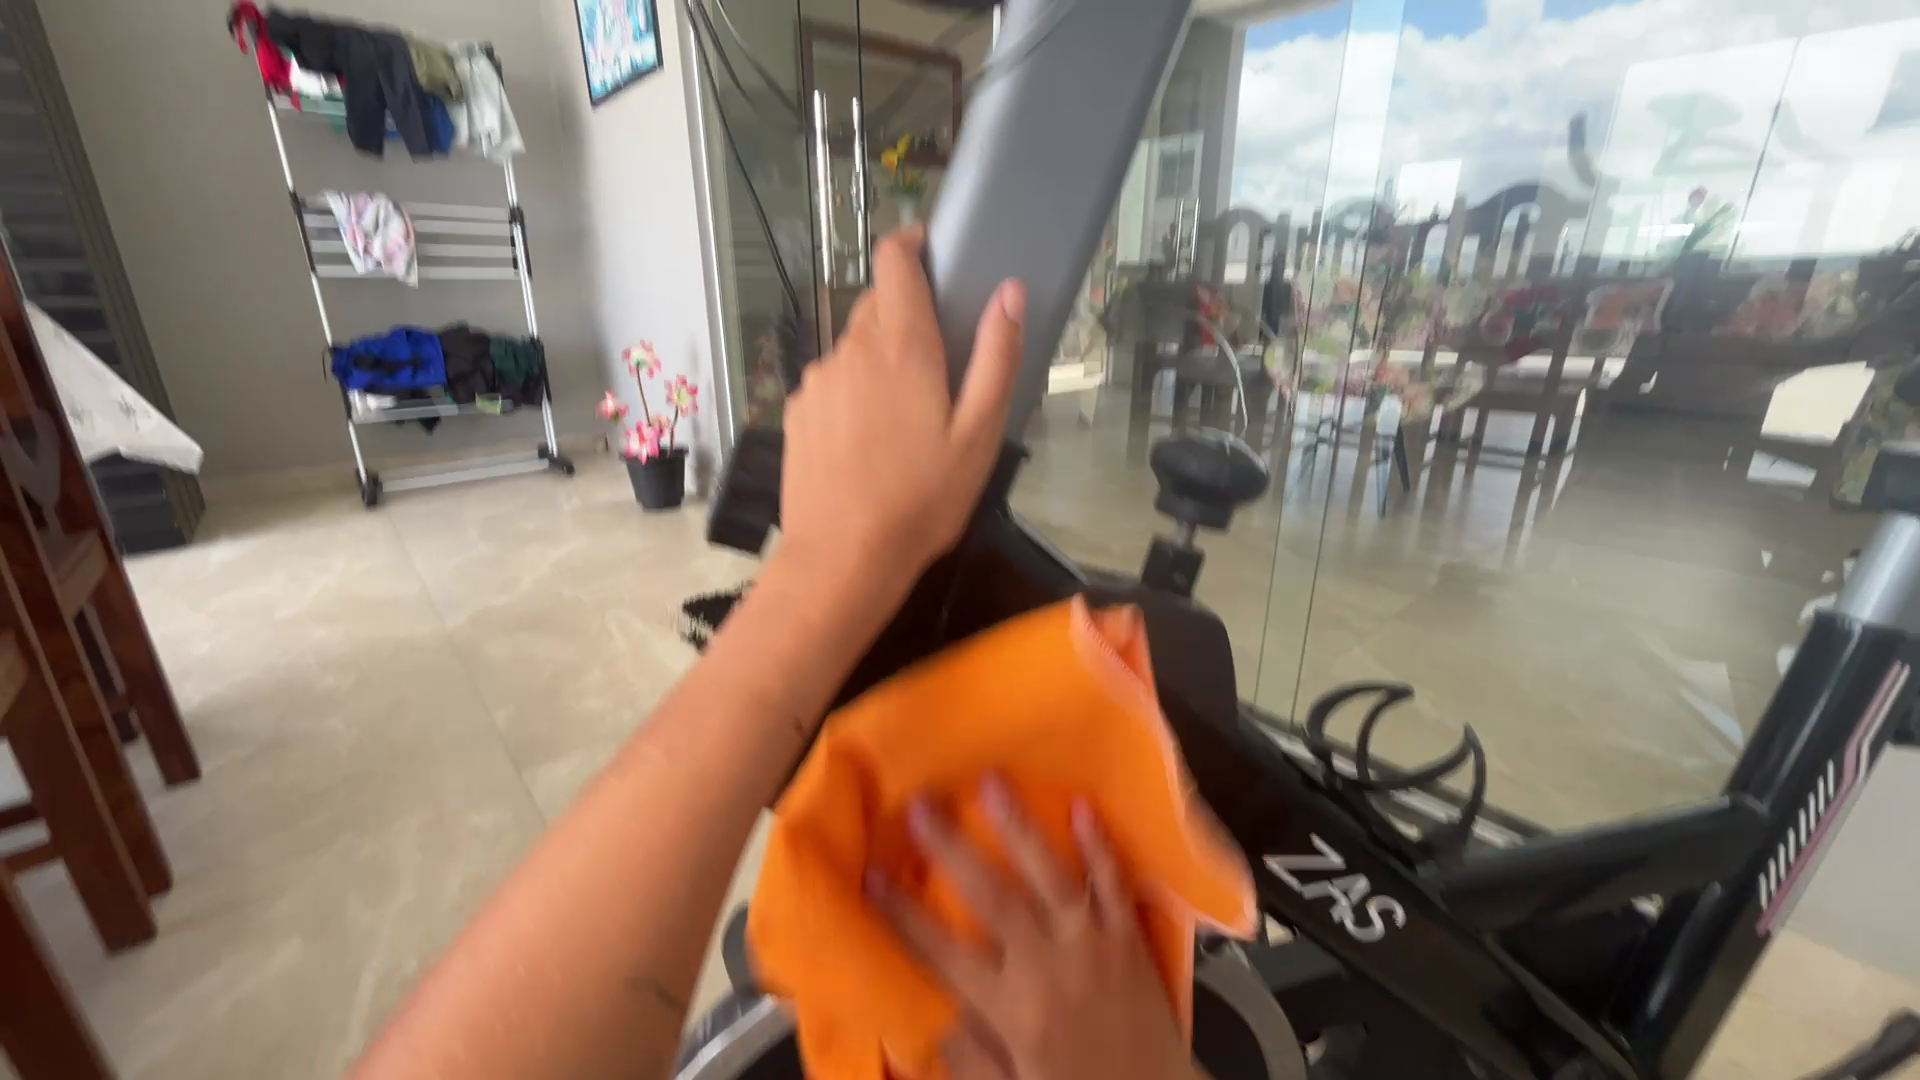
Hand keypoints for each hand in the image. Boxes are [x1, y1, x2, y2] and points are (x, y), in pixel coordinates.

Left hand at [778, 226, 1024, 593]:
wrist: (842, 559)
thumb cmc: (921, 500)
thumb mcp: (978, 436)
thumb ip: (996, 359)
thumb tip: (1009, 292)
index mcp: (900, 347)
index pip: (893, 262)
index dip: (910, 244)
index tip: (929, 252)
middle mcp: (849, 351)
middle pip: (875, 307)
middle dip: (905, 317)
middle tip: (936, 365)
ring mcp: (816, 382)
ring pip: (852, 349)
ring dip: (878, 362)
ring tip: (902, 419)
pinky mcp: (797, 413)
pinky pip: (830, 384)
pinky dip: (852, 394)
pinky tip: (866, 443)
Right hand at [868, 779, 1198, 1079]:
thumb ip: (965, 1054)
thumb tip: (918, 1009)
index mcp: (1012, 1009)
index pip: (944, 953)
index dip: (903, 913)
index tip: (871, 874)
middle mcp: (1048, 966)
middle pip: (994, 898)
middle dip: (953, 849)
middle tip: (921, 804)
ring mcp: (1092, 945)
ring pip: (1052, 877)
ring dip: (1020, 829)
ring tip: (992, 782)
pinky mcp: (1128, 937)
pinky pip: (1114, 885)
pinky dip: (1099, 846)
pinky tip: (1081, 805)